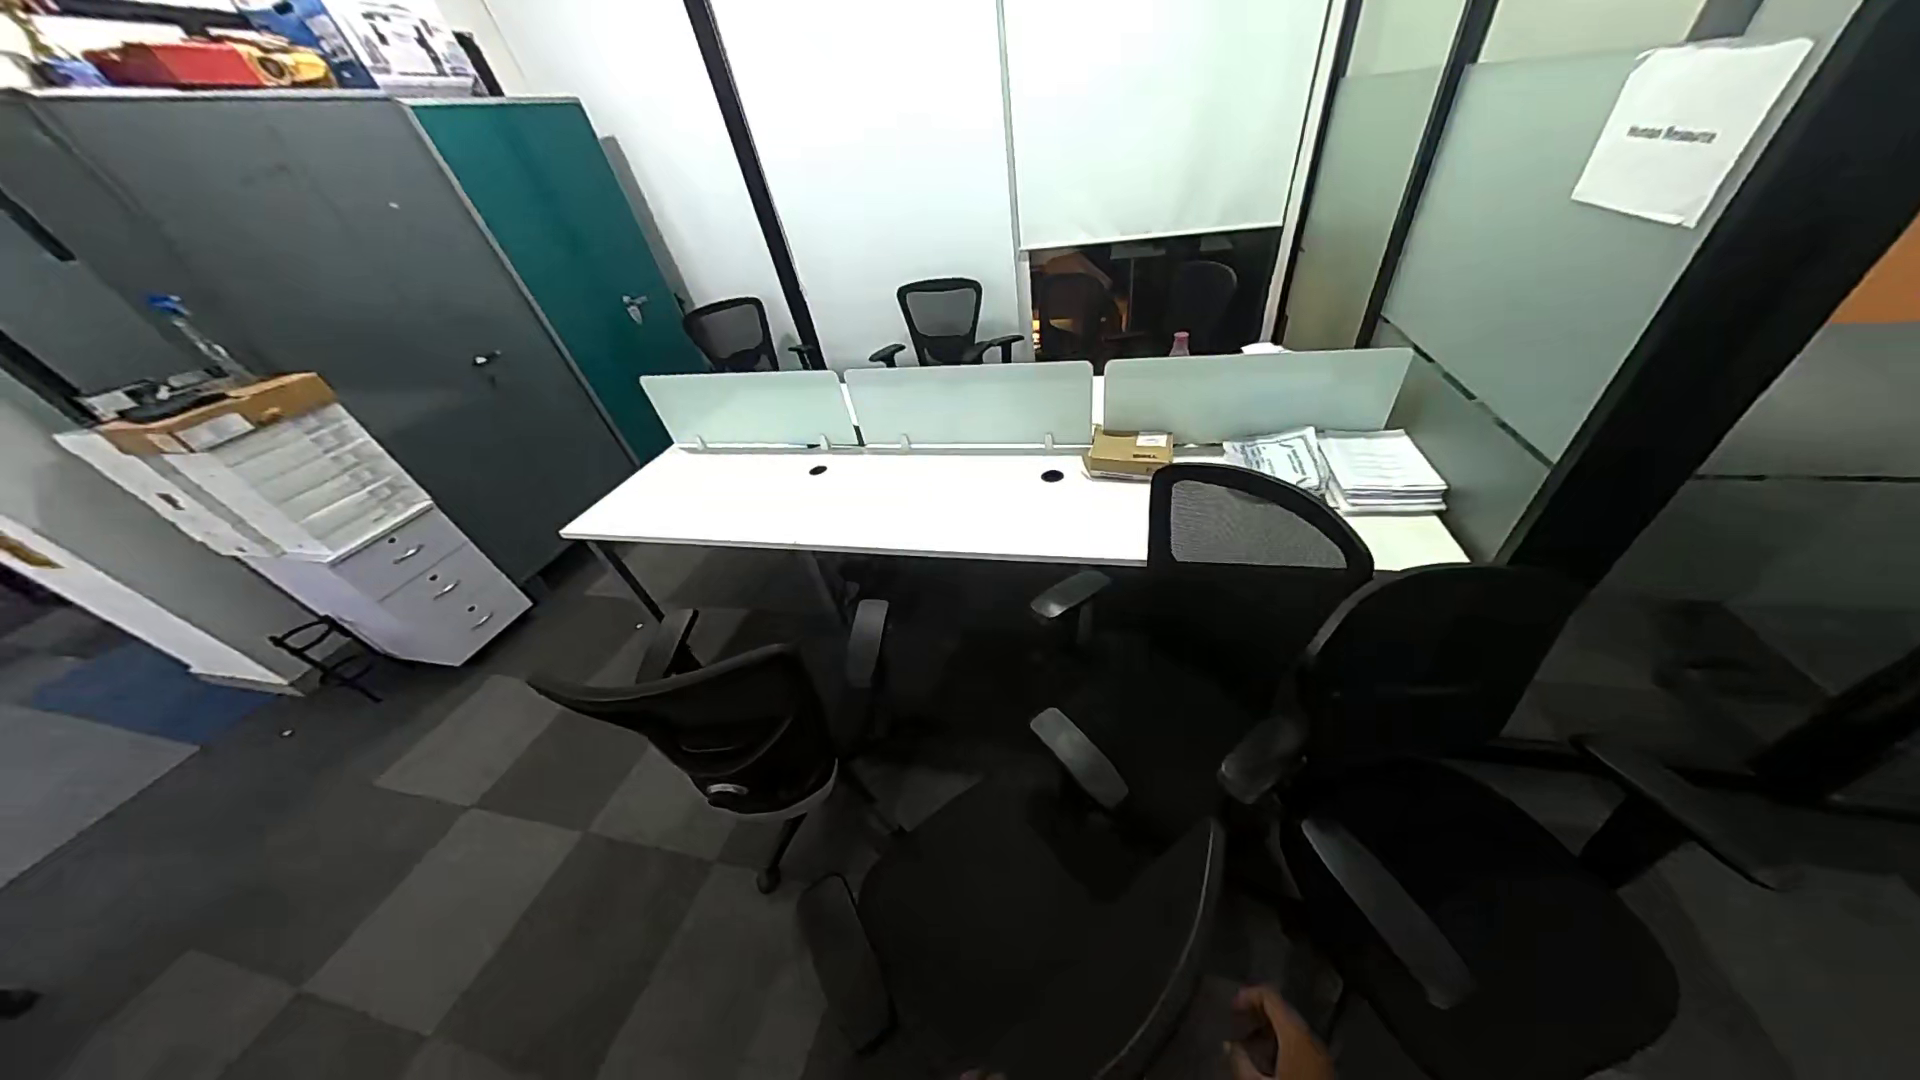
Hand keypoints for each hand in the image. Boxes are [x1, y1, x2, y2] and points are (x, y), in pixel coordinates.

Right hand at [1225, 985, 1333, 1079]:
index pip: (1271, 996)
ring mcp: (1320, 1055)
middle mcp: (1311, 1039)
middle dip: (1257, 1012)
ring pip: (1290, 1027)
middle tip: (1237, 1022)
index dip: (1248, 995)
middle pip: (1281, 1009)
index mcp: (1295, 1035)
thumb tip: (1228, 1045)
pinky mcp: (1323, 1070)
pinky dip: (1280, 1042)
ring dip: (1268, 1028)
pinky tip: (1269, 1060)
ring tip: (1249, 1042)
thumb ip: (1239, 1061)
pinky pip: (1299, 1044)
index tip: (1232, 1008)